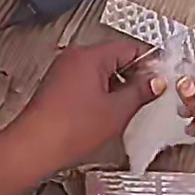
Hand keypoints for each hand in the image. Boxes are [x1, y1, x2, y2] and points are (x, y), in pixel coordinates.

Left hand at [0, 38, 153, 177]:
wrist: (35, 146)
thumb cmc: (68, 128)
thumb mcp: (117, 111)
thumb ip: (140, 92)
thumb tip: (154, 82)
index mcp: (90, 56)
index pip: (128, 48)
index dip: (148, 63)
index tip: (159, 79)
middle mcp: (74, 58)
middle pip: (113, 57)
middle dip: (132, 75)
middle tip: (147, 95)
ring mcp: (63, 71)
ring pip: (99, 70)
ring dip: (116, 85)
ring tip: (126, 108)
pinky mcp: (56, 85)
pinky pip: (85, 81)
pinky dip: (99, 92)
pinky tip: (105, 112)